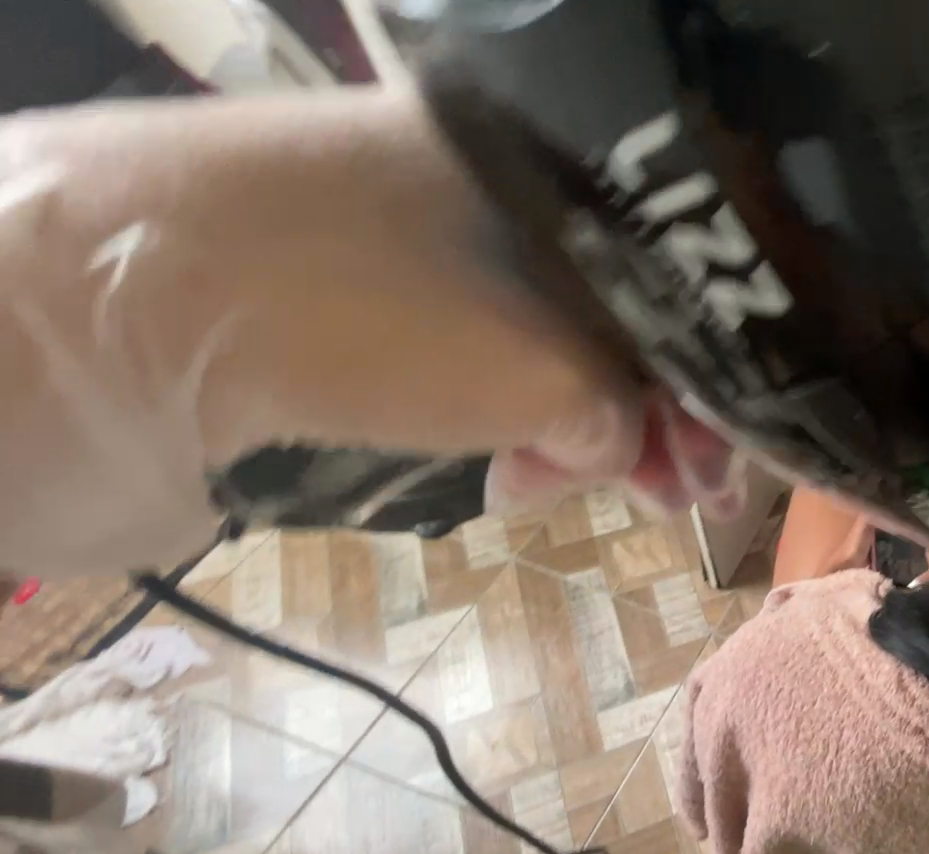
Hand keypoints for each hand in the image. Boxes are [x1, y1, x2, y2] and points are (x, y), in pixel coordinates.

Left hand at [0, 89, 738, 578]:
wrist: (94, 314)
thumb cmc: (364, 319)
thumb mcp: (547, 377)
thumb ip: (630, 421)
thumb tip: (646, 458)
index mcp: (562, 174)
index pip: (687, 294)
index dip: (721, 386)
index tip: (731, 466)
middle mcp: (513, 198)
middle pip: (632, 328)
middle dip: (661, 423)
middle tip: (679, 500)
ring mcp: (440, 243)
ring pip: (567, 352)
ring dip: (590, 437)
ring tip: (574, 496)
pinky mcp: (385, 297)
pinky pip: (497, 366)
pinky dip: (518, 425)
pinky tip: (511, 476)